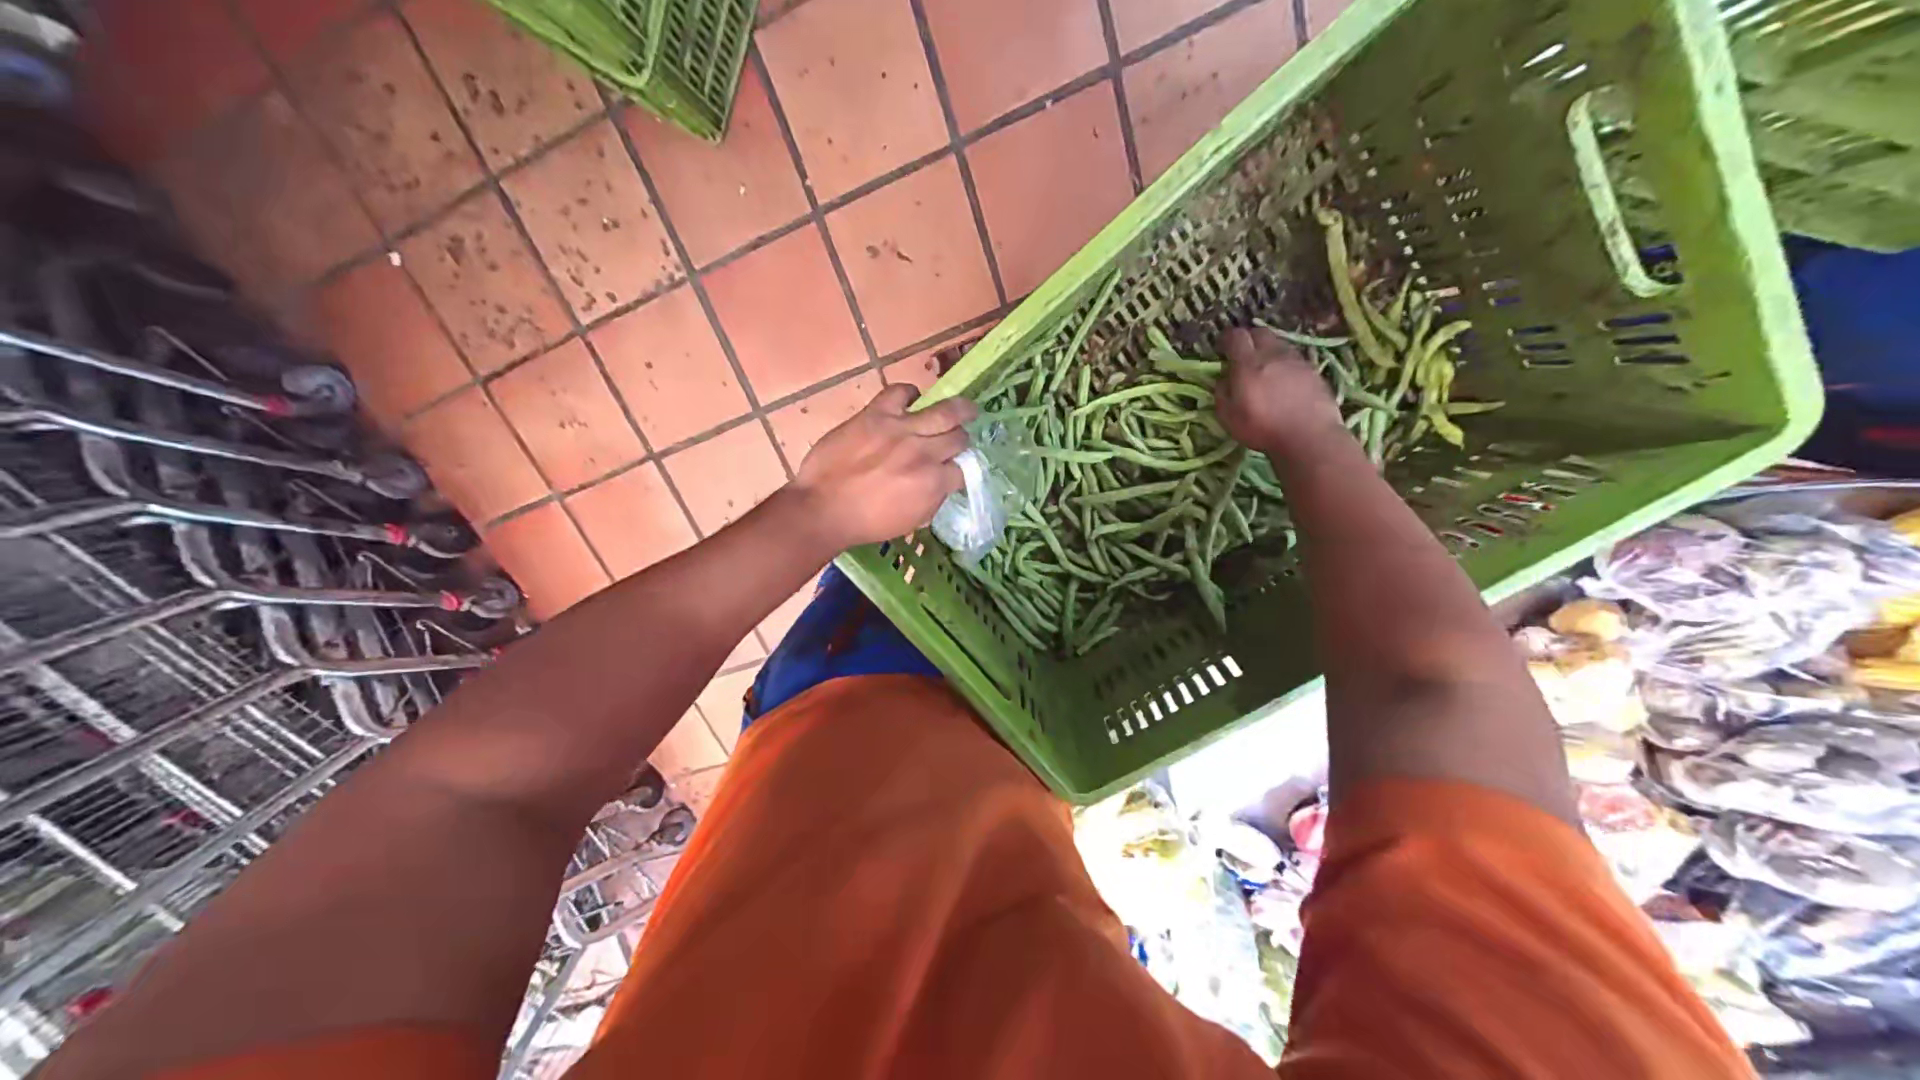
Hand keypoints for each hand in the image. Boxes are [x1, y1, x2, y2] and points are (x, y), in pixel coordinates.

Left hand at [786, 384, 977, 550]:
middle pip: (958, 437)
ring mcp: (901, 429)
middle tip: (958, 440)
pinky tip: (912, 398)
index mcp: (933, 483)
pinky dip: (910, 393)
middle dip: (961, 440)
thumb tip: (941, 483)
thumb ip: (931, 498)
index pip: (962, 471)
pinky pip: (899, 392)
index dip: (960, 471)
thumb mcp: (911, 520)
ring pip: (944, 411)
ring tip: (966, 409)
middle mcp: (924, 452)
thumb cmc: (866, 523)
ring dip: (959, 410)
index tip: (955, 470)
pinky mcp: (876, 414)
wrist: (823, 508)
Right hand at [1214, 327, 1342, 456]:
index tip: (1221, 349)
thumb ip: (1221, 392)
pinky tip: (1284, 382)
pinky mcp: (1313, 370)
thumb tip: (1223, 378)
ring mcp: (1296, 360)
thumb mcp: (1228, 416)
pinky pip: (1294, 358)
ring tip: (1265, 369)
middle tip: (1242, 355)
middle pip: (1260, 332)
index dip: (1226, 339)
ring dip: (1268, 351)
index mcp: (1248, 363)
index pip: (1236, 336)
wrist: (1309, 436)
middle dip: (1249, 339)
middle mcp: (1273, 354)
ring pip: (1279, 344)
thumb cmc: (1262, 429)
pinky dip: (1285, 364)